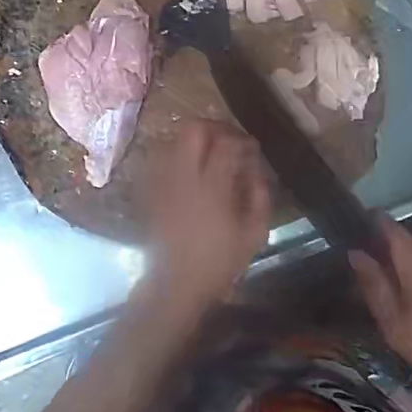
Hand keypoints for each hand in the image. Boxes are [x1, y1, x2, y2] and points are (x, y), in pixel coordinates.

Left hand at [141, 122, 271, 314]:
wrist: (175, 284)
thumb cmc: (218, 263)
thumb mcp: (253, 235)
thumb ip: (260, 197)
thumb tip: (257, 171)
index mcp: (212, 188)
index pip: (226, 144)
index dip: (242, 139)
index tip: (252, 147)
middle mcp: (184, 177)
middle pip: (193, 129)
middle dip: (215, 127)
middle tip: (230, 141)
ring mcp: (163, 181)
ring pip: (175, 139)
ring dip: (195, 139)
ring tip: (211, 153)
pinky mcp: (152, 190)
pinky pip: (164, 158)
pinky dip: (180, 155)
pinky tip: (192, 170)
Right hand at [350, 217, 411, 411]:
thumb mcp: (395, 322)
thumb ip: (373, 283)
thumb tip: (355, 254)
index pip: (382, 222)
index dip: (361, 223)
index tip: (343, 234)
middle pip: (399, 242)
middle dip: (377, 253)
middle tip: (354, 275)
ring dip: (397, 269)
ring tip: (378, 293)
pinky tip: (409, 305)